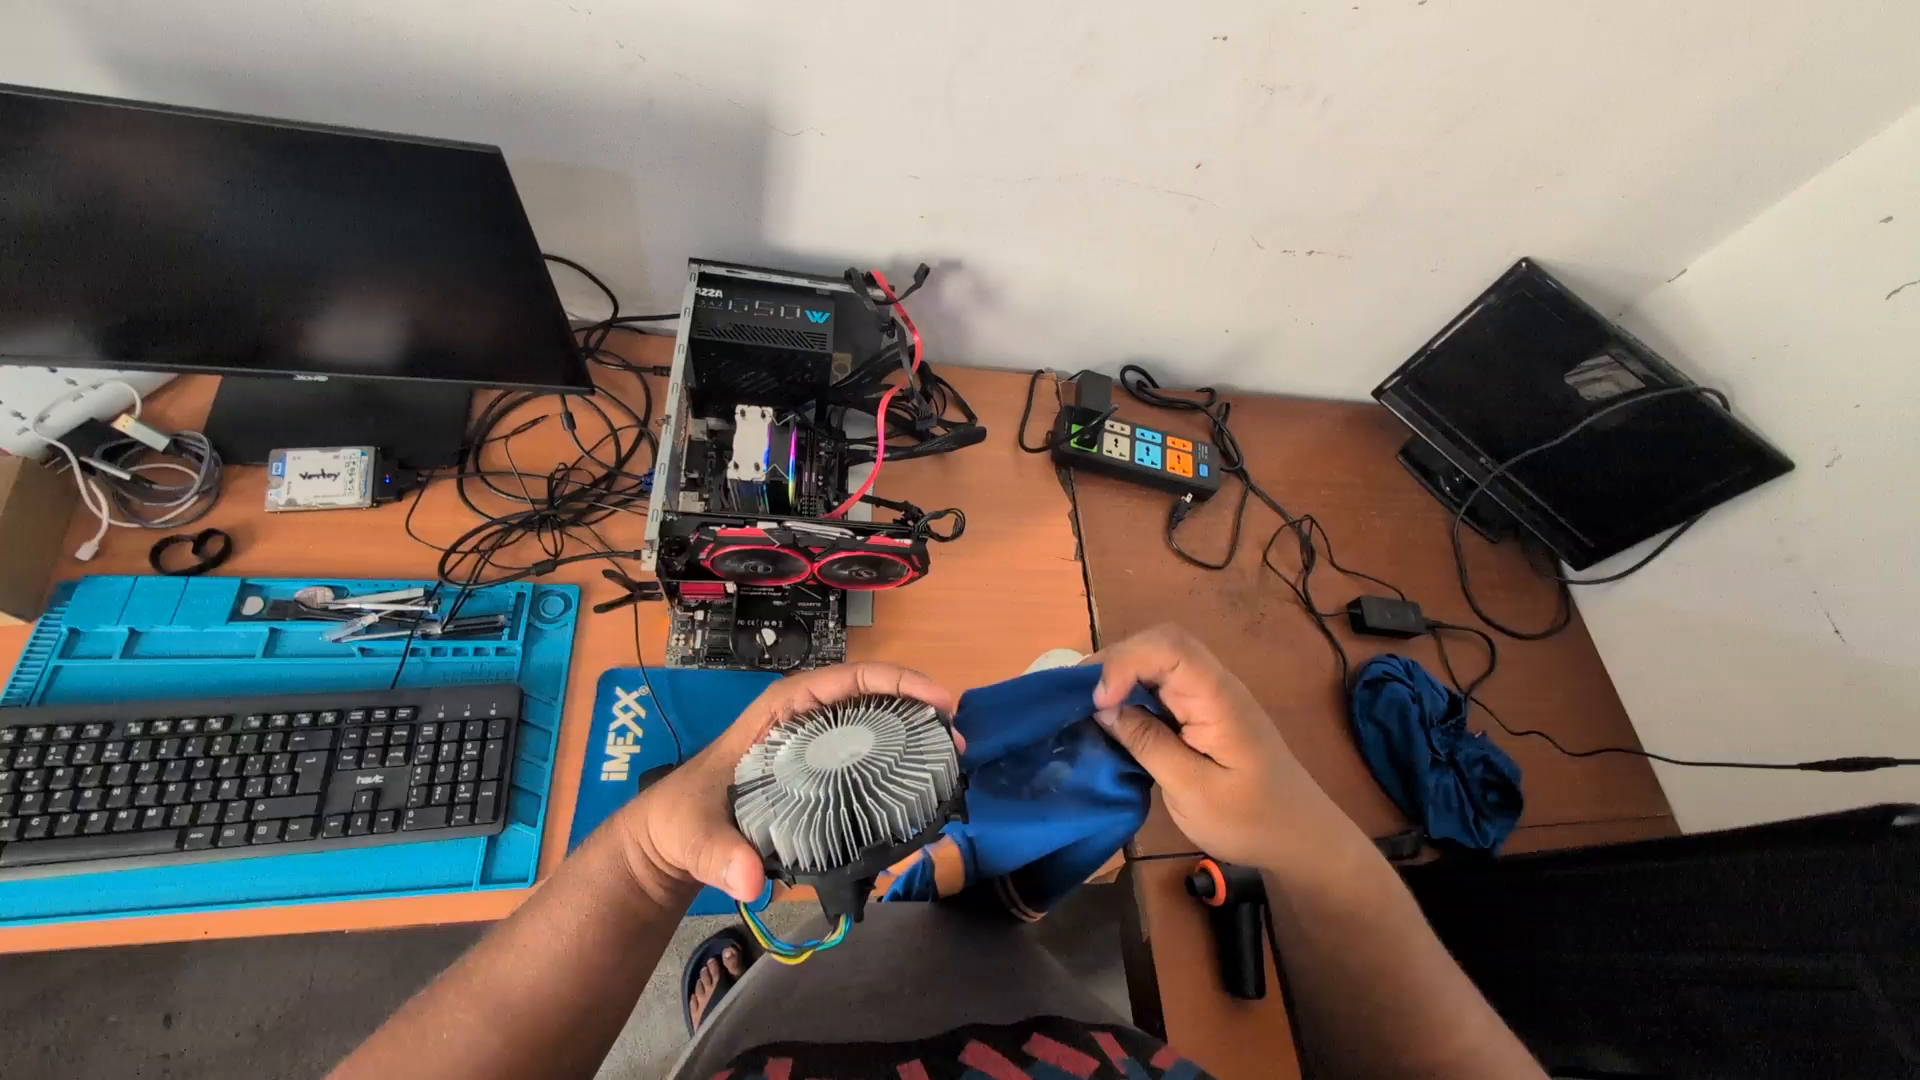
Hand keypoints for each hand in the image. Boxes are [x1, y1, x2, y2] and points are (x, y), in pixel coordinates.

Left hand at [612, 662, 960, 905]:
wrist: (672, 835)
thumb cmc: (684, 816)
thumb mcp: (695, 833)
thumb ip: (718, 854)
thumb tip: (752, 879)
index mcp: (783, 709)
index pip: (847, 679)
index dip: (898, 681)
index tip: (939, 702)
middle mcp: (807, 715)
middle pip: (873, 694)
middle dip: (919, 708)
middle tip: (957, 741)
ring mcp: (816, 739)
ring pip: (875, 720)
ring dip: (915, 734)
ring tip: (950, 761)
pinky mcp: (822, 765)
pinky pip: (867, 750)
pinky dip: (897, 759)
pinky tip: (920, 785)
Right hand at [1090, 624, 1346, 869]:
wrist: (1303, 838)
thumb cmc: (1252, 821)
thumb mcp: (1194, 792)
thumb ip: (1148, 745)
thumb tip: (1105, 709)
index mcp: (1218, 697)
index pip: (1169, 646)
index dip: (1125, 661)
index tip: (1099, 701)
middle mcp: (1213, 685)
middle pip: (1159, 644)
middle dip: (1115, 661)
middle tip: (1078, 695)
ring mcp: (1208, 697)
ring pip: (1157, 660)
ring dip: (1120, 674)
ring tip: (1086, 701)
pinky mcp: (1201, 712)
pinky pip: (1161, 685)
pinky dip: (1131, 691)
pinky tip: (1111, 713)